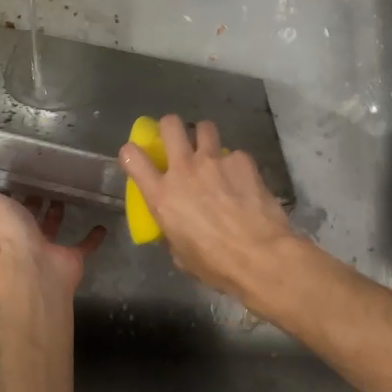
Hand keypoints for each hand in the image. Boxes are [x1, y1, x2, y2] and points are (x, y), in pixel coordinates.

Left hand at [0, 186, 106, 295]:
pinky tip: (100, 226)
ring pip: (50, 230)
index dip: (3, 201)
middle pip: (24, 221)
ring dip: (56, 216)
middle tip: (42, 186)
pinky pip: (81, 246)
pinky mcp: (68, 260)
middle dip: (30, 206)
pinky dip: (90, 238)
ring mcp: (44, 252)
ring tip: (64, 197)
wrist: (35, 268)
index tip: (12, 183)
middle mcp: (18, 244)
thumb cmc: (6, 233)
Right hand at [119, 114, 299, 299]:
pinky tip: (244, 182)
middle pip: (170, 125)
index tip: (137, 158)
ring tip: (212, 155)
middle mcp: (184, 169)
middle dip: (170, 128)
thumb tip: (176, 232)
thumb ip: (172, 234)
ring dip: (204, 138)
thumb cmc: (216, 265)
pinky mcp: (242, 161)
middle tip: (178, 142)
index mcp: (162, 195)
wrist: (261, 258)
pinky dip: (236, 165)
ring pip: (204, 127)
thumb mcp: (181, 255)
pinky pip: (235, 154)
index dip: (131, 153)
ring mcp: (214, 161)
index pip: (132, 157)